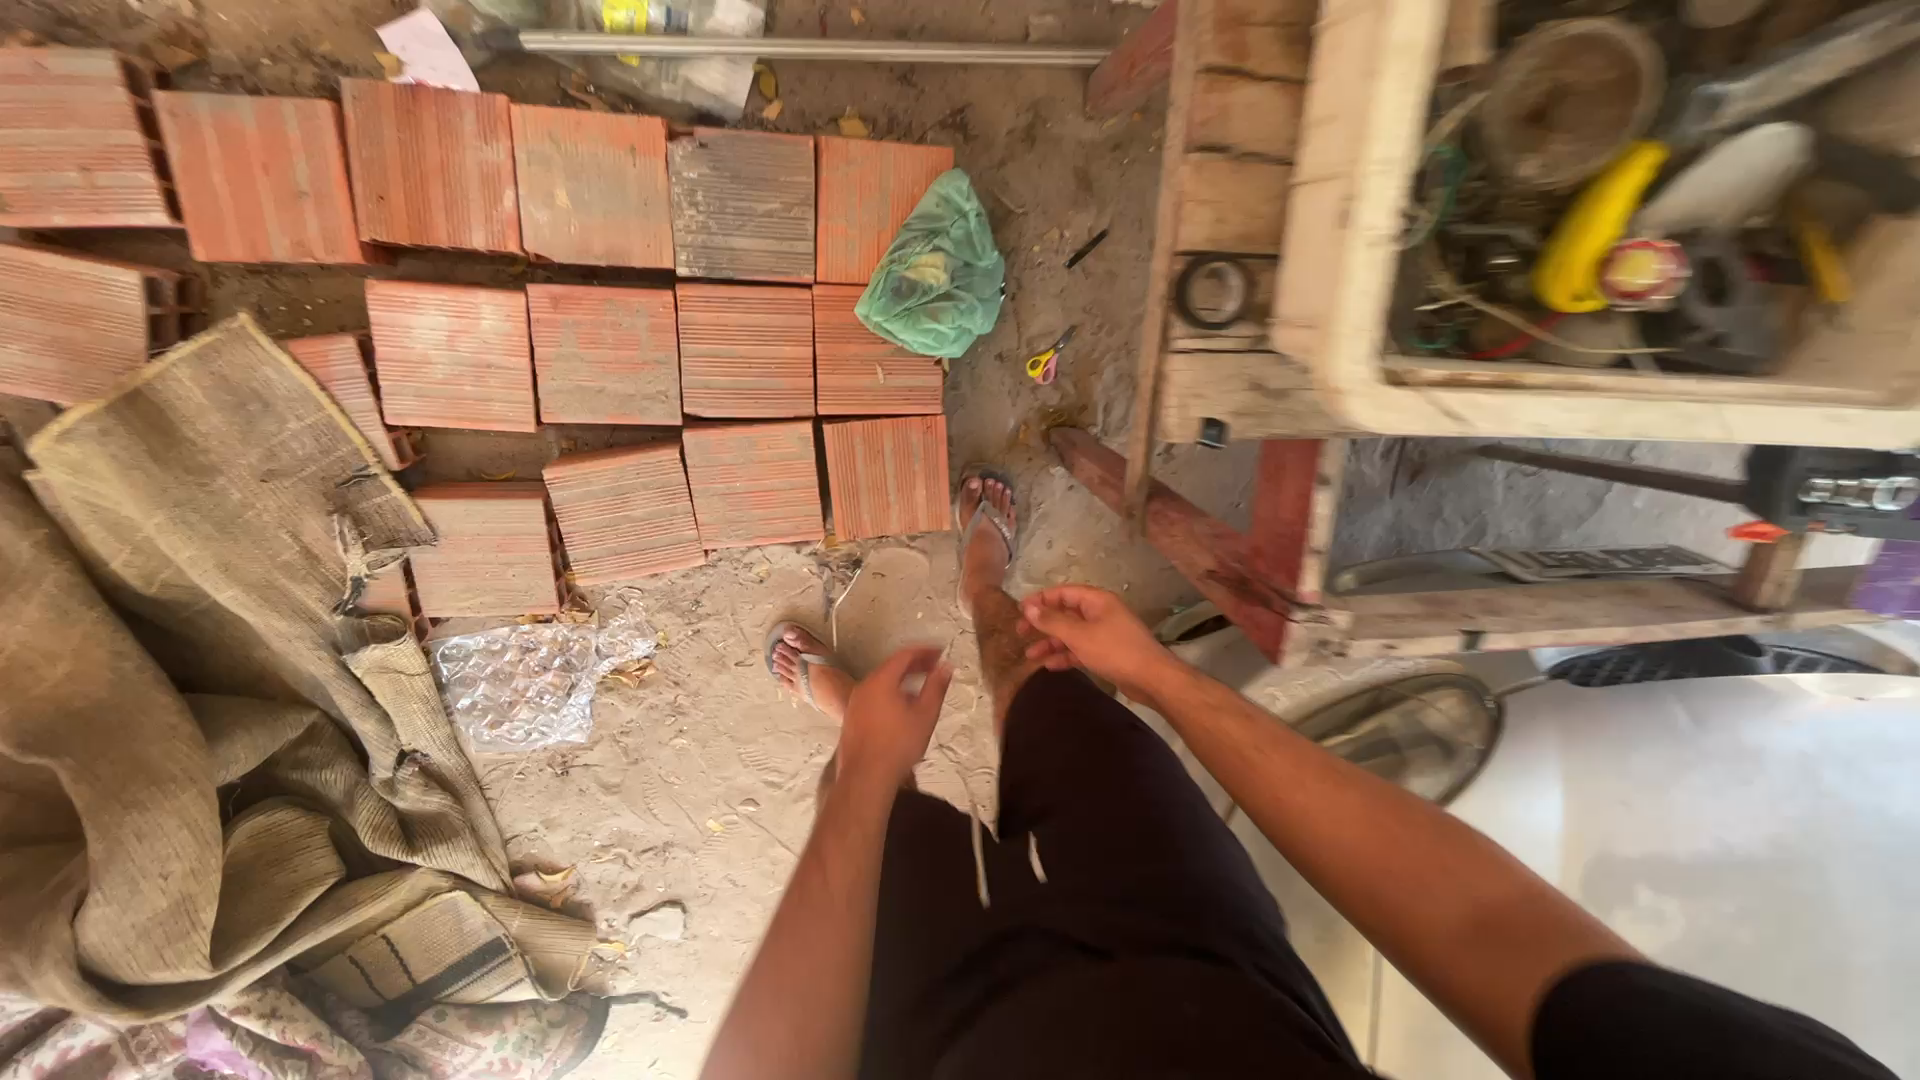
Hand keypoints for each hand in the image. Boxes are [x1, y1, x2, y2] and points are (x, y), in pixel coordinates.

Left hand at [835, 646, 953, 792]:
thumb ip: (936, 687)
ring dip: (903, 680)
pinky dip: (890, 694)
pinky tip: (902, 709)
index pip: (905, 655)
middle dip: (915, 665)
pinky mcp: (852, 719)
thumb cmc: (898, 745)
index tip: (940, 652)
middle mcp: (864, 687)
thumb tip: (946, 667)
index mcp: (881, 680)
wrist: (865, 777)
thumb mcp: (925, 714)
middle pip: (891, 667)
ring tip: (922, 688)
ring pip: (882, 683)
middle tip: (934, 667)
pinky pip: (874, 697)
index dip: (925, 651)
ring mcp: (855, 703)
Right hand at [1020, 585, 1181, 701]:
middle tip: (1020, 633)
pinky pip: (1081, 649)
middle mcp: (1100, 613)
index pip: (1063, 593)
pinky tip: (1050, 666)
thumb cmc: (1114, 650)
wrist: (1151, 678)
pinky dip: (1066, 655)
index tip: (1020, 611)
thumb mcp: (1079, 635)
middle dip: (1043, 624)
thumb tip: (1028, 607)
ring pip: (1072, 634)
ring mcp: (1104, 633)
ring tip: (1030, 655)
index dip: (1040, 600)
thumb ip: (1052, 621)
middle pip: (1065, 614)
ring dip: (1051, 643)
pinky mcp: (1107, 653)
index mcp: (1096, 601)